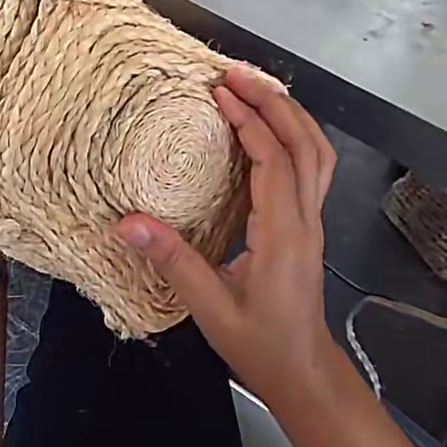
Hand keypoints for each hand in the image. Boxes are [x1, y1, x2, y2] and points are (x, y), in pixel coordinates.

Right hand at [117, 66, 339, 410]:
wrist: (303, 371)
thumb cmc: (261, 345)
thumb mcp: (210, 309)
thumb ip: (173, 263)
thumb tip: (128, 223)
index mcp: (283, 234)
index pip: (274, 161)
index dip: (250, 122)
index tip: (221, 94)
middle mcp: (305, 218)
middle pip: (305, 143)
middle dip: (273, 102)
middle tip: (237, 75)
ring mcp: (313, 218)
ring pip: (318, 150)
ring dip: (290, 113)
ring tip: (257, 88)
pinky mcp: (309, 221)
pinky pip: (313, 164)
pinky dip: (296, 134)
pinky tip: (272, 127)